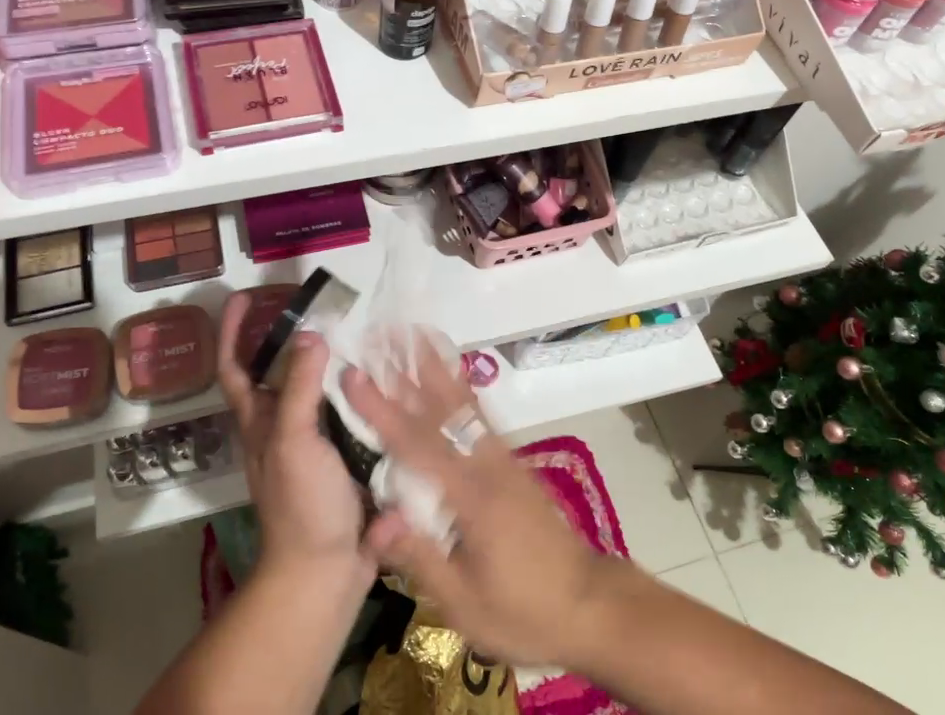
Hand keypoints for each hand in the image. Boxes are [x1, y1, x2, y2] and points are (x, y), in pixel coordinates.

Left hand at [215, 293, 373, 592]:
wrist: (326, 569)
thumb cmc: (300, 502)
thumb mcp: (294, 439)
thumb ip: (300, 388)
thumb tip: (310, 335)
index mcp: (259, 421)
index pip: (235, 367)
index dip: (234, 331)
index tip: (246, 296)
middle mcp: (281, 428)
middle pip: (280, 374)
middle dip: (295, 339)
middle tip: (324, 308)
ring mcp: (314, 444)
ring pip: (320, 393)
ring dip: (334, 364)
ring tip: (362, 335)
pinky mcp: (344, 460)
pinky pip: (352, 416)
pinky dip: (363, 394)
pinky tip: (387, 380)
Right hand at [342, 349, 624, 667]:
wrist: (590, 607)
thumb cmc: (525, 613)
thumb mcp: (465, 604)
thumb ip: (421, 559)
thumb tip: (376, 521)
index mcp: (471, 498)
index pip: (417, 445)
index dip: (382, 410)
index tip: (353, 377)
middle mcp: (488, 467)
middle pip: (443, 408)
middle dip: (408, 368)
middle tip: (382, 331)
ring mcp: (504, 462)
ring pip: (464, 405)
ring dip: (435, 367)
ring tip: (412, 334)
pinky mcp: (513, 466)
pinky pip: (480, 417)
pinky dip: (461, 387)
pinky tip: (449, 375)